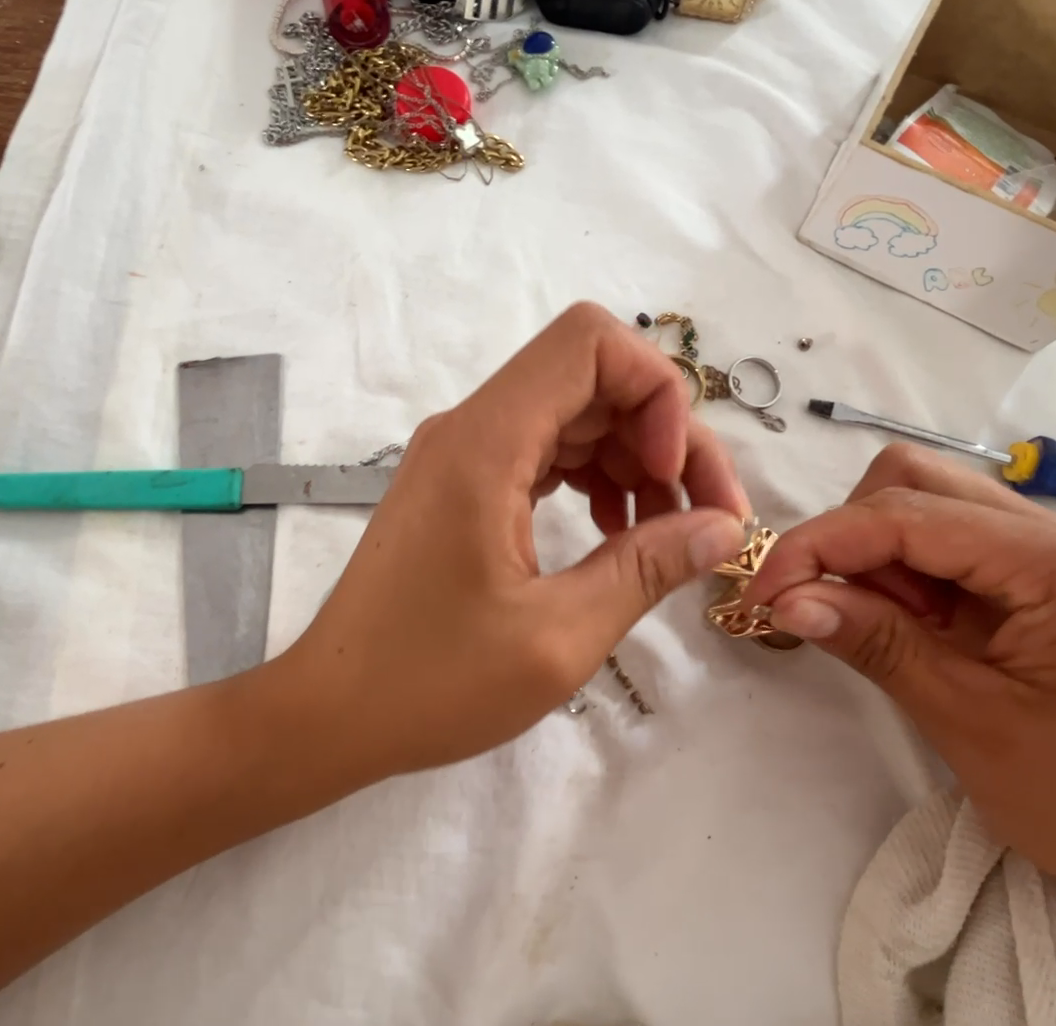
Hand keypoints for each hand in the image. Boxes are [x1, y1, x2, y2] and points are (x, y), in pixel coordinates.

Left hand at [257, 303, 750, 781]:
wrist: (331, 713)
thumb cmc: (431, 684)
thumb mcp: (557, 637)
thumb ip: (647, 568)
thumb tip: (724, 527)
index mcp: (485, 444)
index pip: (589, 343)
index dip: (656, 391)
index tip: (675, 476)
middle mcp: (470, 429)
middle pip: (592, 380)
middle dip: (663, 436)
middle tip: (705, 518)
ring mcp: (462, 456)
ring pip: (575, 417)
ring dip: (633, 462)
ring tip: (666, 537)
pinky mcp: (461, 487)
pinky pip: (545, 453)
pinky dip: (594, 480)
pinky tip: (617, 534)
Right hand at [741, 444, 1055, 940]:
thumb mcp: (967, 723)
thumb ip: (875, 642)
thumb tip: (785, 597)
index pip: (907, 515)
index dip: (821, 543)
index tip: (762, 592)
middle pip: (919, 482)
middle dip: (851, 536)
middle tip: (833, 611)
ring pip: (932, 504)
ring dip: (879, 555)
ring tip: (883, 629)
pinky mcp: (1053, 579)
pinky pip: (956, 544)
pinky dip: (910, 573)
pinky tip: (915, 628)